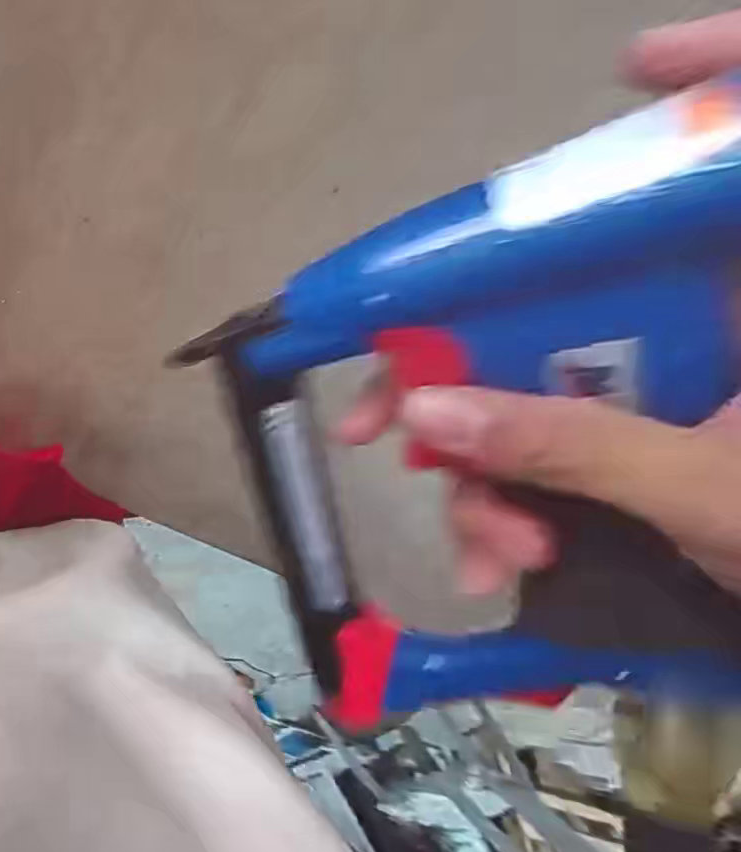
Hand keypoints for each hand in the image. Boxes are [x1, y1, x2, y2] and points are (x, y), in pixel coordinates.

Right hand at [334, 12, 740, 596]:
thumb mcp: (716, 496)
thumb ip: (572, 446)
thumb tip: (421, 410)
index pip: (740, 166)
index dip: (715, 86)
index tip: (626, 72)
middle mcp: (722, 323)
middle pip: (577, 297)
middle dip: (459, 372)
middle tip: (375, 427)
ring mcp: (682, 383)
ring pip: (538, 387)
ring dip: (482, 472)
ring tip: (487, 543)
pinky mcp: (649, 433)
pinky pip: (547, 441)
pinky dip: (511, 499)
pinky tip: (501, 552)